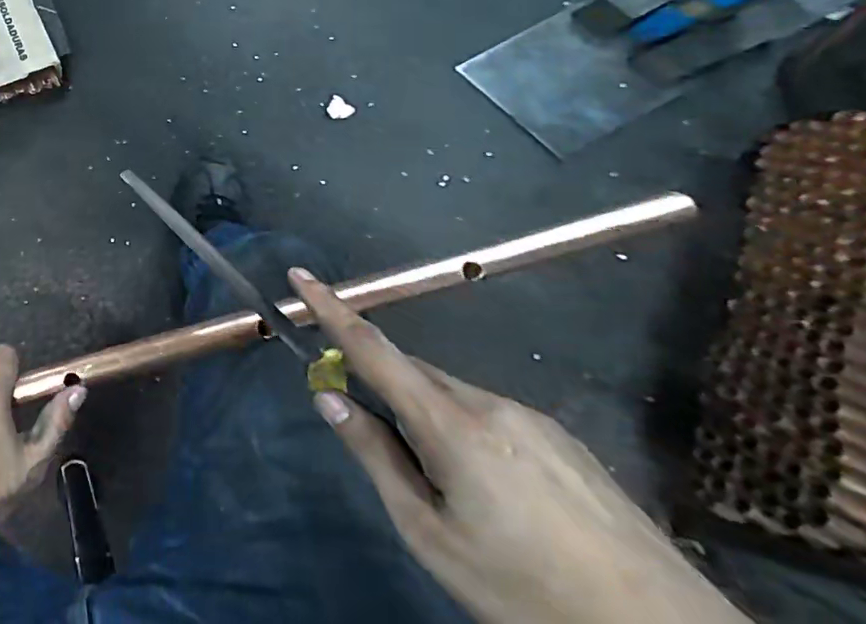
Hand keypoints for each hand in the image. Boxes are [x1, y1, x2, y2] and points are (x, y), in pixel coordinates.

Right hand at [288, 268, 745, 623]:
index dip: (332, 309)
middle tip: (375, 434)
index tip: (301, 276)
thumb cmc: (524, 590)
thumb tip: (330, 399)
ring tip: (446, 488)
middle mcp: (490, 404)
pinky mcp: (563, 439)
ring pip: (455, 397)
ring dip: (428, 417)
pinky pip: (492, 416)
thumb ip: (377, 458)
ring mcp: (532, 418)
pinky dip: (467, 431)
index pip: (374, 350)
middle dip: (383, 385)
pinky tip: (494, 493)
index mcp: (451, 426)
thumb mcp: (431, 536)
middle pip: (415, 374)